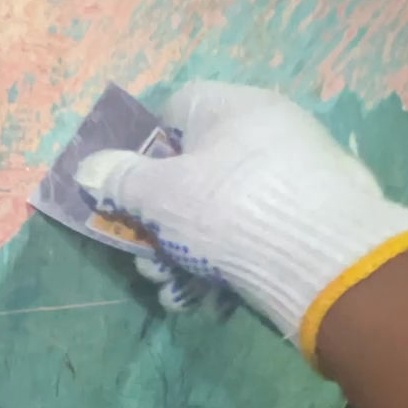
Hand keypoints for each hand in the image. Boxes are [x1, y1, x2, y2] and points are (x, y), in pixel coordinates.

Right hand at [76, 82, 407, 357]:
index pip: (174, 111)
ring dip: (183, 257)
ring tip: (177, 291)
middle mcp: (264, 133)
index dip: (144, 150)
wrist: (319, 256)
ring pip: (214, 216)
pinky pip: (247, 237)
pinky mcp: (304, 219)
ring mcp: (289, 176)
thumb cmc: (227, 209)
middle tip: (149, 260)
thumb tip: (87, 168)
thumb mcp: (158, 195)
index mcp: (230, 108)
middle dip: (158, 225)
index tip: (130, 192)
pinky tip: (209, 299)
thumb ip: (119, 181)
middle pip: (190, 174)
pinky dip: (221, 267)